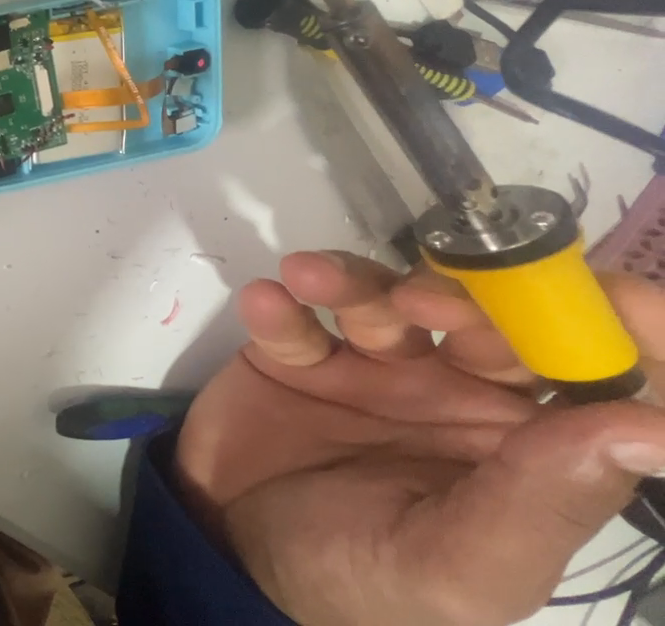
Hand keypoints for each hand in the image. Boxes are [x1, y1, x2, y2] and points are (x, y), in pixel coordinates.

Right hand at [178, 252, 664, 625]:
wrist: (235, 558)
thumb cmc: (364, 579)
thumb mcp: (463, 564)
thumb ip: (543, 499)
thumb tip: (652, 429)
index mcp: (528, 446)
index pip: (603, 379)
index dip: (621, 331)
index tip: (605, 297)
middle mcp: (457, 392)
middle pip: (484, 319)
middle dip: (464, 293)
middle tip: (418, 298)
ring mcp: (368, 367)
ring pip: (383, 298)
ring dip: (354, 280)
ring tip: (312, 280)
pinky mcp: (291, 354)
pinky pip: (293, 317)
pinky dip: (280, 304)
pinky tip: (266, 305)